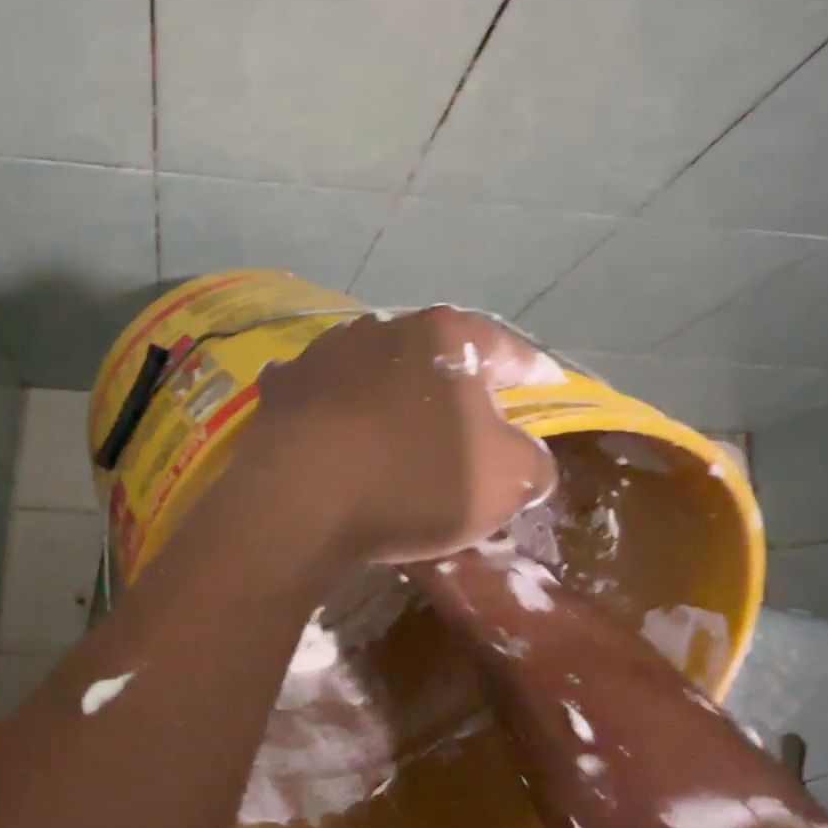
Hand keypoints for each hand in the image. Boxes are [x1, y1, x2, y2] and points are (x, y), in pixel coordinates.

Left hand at [236, 306, 559, 563]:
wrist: (301, 500)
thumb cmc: (415, 481)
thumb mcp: (507, 481)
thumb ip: (533, 459)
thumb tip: (524, 454)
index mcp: (447, 335)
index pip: (507, 350)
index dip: (533, 372)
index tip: (544, 386)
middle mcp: (385, 326)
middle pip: (435, 353)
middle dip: (454, 381)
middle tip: (469, 414)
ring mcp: (325, 351)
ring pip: (374, 366)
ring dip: (390, 388)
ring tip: (397, 422)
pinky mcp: (283, 385)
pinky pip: (321, 391)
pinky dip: (333, 404)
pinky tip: (334, 423)